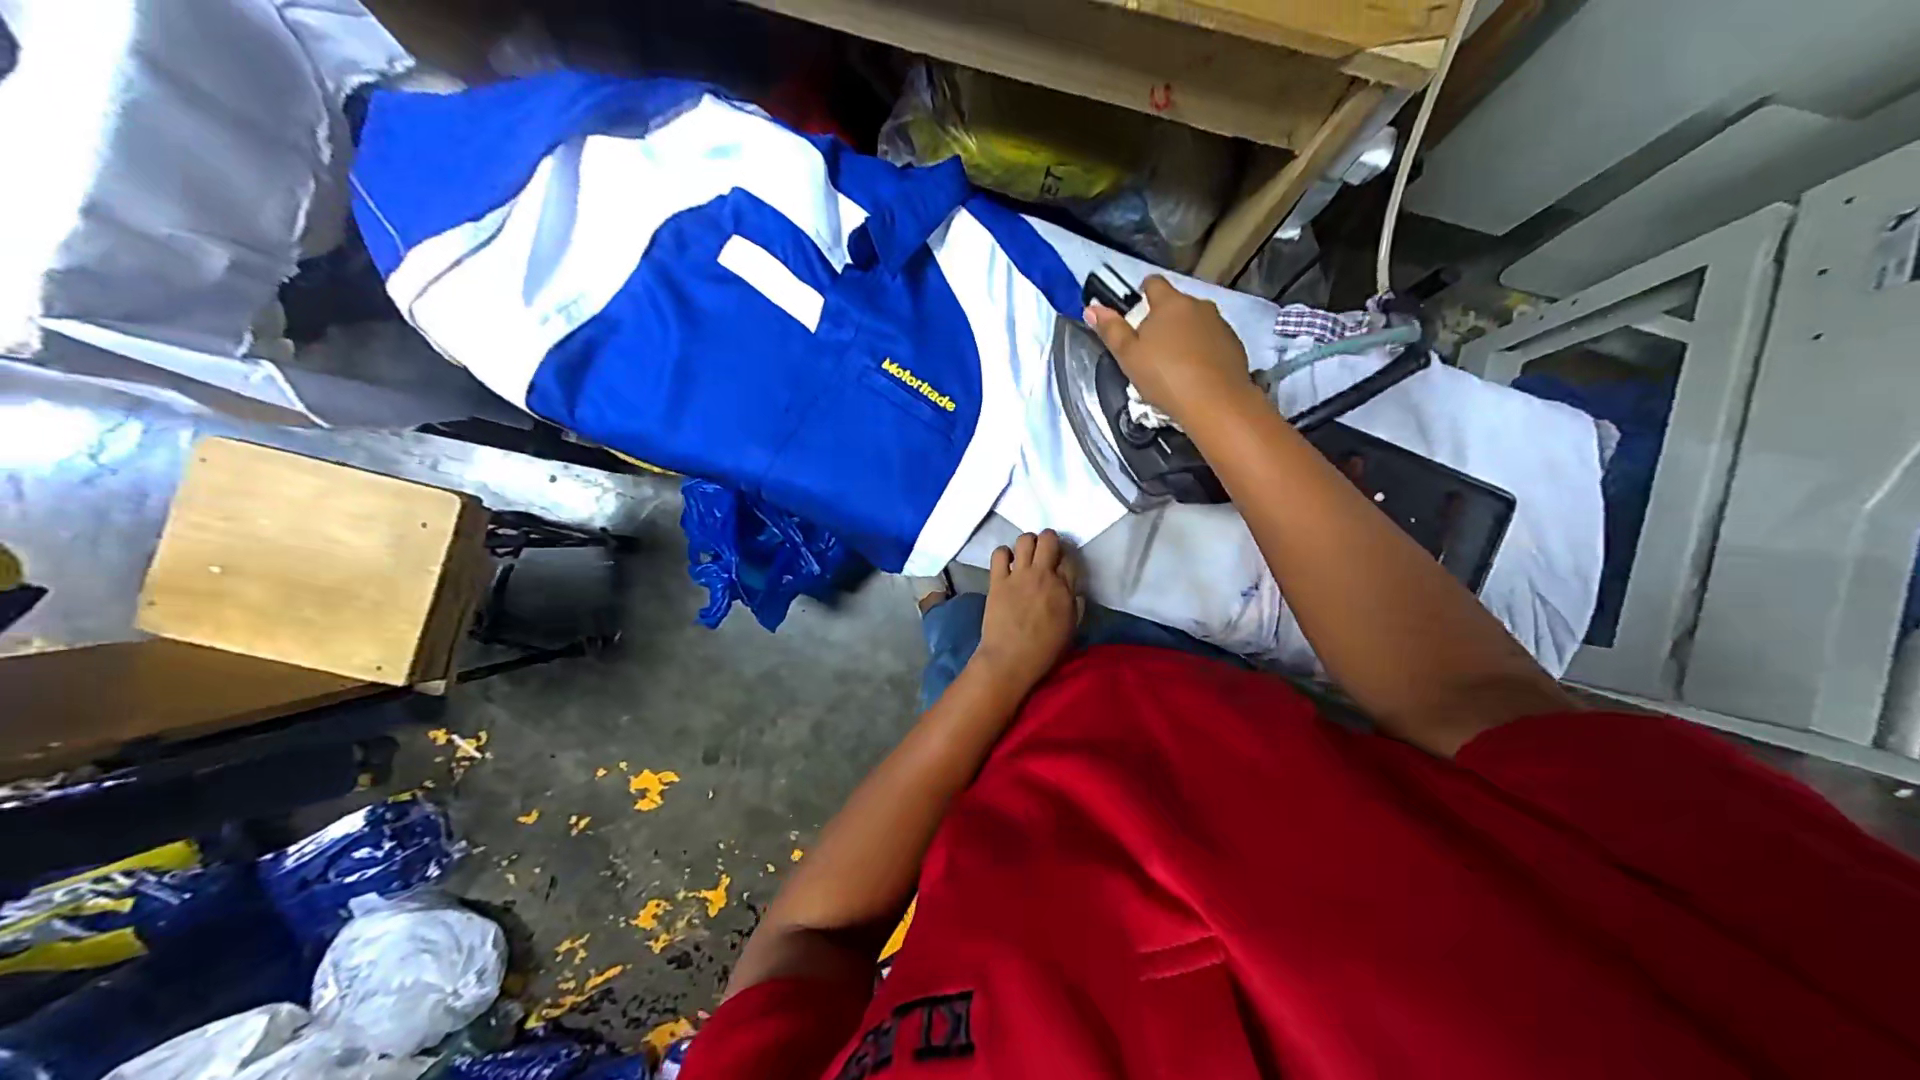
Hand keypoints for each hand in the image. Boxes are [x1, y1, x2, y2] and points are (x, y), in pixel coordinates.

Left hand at [971, 530, 1079, 693]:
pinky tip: (1005, 563)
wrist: (1010, 659)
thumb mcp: (1071, 629)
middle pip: (1049, 539)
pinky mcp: (997, 580)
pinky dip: (1003, 553)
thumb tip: (1073, 591)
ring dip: (1027, 543)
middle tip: (1044, 552)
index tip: (1060, 564)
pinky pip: (999, 553)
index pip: (1069, 558)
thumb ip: (1074, 605)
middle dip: (1048, 540)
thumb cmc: (1044, 651)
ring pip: (1025, 540)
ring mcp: (1019, 575)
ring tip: (1025, 554)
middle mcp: (1044, 576)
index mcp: (1065, 589)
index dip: (1065, 558)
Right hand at [1085, 276, 1257, 426]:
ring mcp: (1220, 324)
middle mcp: (1198, 305)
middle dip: (1164, 318)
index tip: (1137, 306)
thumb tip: (1091, 308)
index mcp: (1170, 303)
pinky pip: (1213, 339)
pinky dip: (1203, 349)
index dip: (1143, 291)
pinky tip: (1196, 372)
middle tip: (1151, 344)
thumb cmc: (1164, 376)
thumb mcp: (1128, 356)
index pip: (1154, 283)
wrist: (1215, 402)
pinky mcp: (1234, 344)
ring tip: (1175, 361)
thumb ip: (1111, 330)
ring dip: (1185, 333)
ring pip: (1196, 321)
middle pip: (1176, 304)